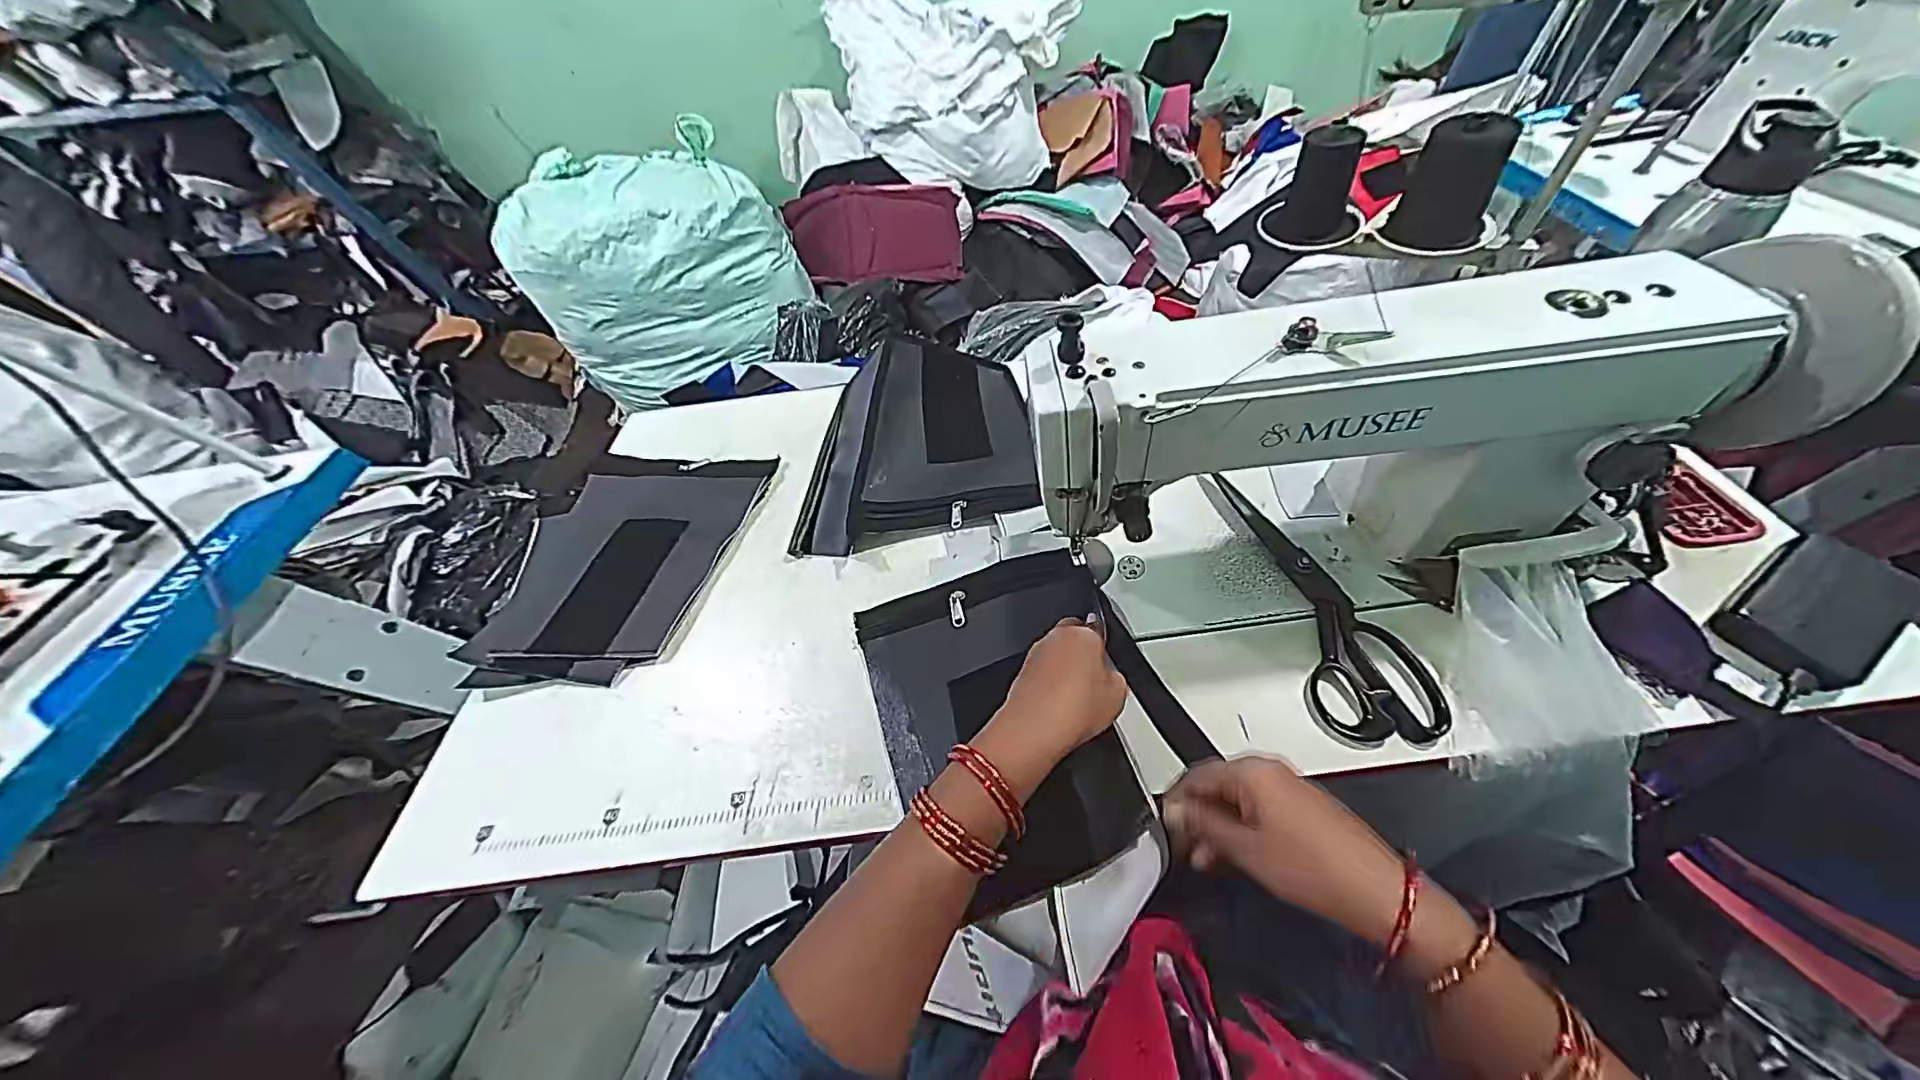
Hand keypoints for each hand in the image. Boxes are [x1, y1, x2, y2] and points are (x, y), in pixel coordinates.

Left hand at [975, 618, 1128, 792]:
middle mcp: (1056, 637)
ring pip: (1055, 655)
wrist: (1034, 728)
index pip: (1098, 630)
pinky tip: (1057, 704)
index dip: (1104, 651)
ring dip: (1063, 669)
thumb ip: (1116, 679)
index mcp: (1083, 634)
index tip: (1107, 668)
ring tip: (1073, 699)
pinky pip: (1041, 671)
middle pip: (1074, 639)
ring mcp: (1036, 653)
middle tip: (1092, 683)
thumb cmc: (1070, 709)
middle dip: (1082, 655)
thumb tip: (1112, 680)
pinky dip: (1048, 682)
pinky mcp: (1021, 670)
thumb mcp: (1117, 696)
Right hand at [1163, 757, 1407, 943]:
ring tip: (1211, 857)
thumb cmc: (1320, 868)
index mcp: (1252, 770)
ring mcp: (1289, 787)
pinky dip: (1244, 828)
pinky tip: (1238, 854)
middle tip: (1186, 844)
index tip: (1167, 824)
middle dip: (1199, 816)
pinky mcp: (1302, 806)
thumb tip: (1177, 811)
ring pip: (1238, 800)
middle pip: (1217, 786)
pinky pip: (1260, 809)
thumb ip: (1202, 825)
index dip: (1176, 802)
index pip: (1195, 776)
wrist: (1377, 892)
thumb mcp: (1243, 848)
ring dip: (1220, 826)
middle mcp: (1271, 771)